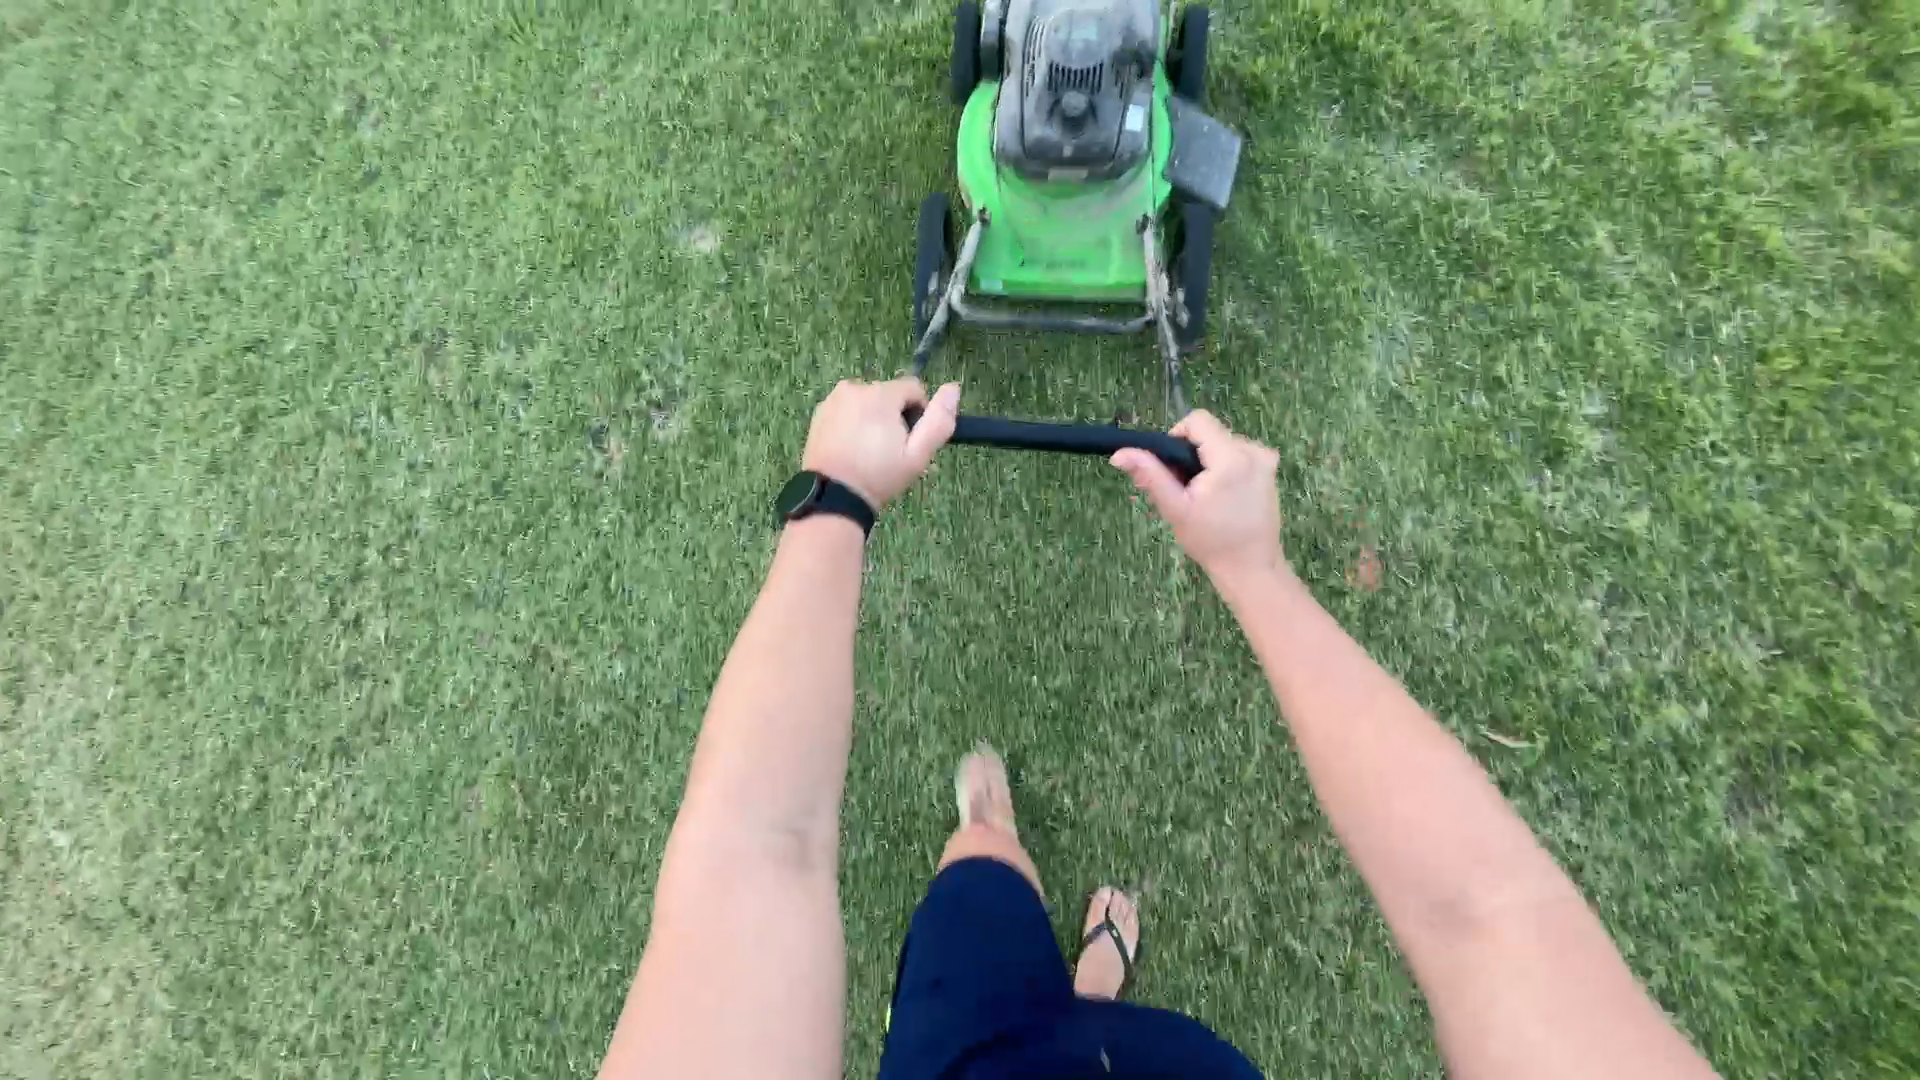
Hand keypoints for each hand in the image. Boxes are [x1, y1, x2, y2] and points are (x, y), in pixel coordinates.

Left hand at [801, 378, 960, 507]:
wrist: (834, 496)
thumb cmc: (880, 476)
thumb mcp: (917, 455)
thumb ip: (939, 420)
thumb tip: (953, 388)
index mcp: (880, 394)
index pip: (914, 389)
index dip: (919, 415)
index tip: (909, 442)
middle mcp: (855, 387)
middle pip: (889, 395)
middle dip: (895, 417)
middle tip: (890, 452)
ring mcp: (834, 399)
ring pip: (868, 402)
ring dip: (874, 419)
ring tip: (870, 452)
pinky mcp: (820, 412)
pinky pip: (848, 410)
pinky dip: (854, 423)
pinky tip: (853, 449)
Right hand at [1110, 410, 1285, 584]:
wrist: (1250, 567)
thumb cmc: (1210, 540)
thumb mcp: (1175, 508)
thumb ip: (1150, 475)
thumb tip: (1119, 454)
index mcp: (1231, 457)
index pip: (1198, 420)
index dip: (1177, 437)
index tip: (1173, 468)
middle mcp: (1254, 451)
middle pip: (1210, 433)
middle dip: (1192, 456)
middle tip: (1186, 490)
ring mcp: (1266, 460)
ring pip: (1222, 443)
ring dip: (1208, 463)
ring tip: (1204, 497)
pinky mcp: (1269, 470)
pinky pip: (1238, 454)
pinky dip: (1224, 468)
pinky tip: (1221, 497)